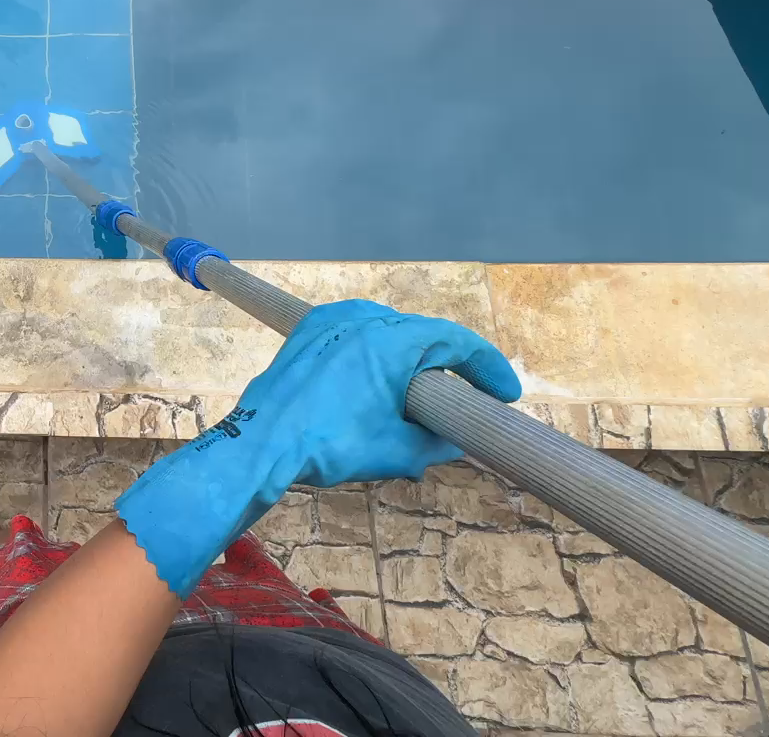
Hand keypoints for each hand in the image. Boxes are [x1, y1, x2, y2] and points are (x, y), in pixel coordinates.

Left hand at [115, 299, 520, 594]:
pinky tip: (380, 376)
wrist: (262, 443)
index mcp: (387, 338)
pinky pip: (354, 331)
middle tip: (471, 393)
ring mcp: (327, 322)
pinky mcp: (306, 333)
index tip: (505, 394)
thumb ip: (436, 441)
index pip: (454, 339)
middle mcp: (358, 319)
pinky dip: (376, 348)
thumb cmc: (331, 444)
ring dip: (410, 353)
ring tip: (426, 387)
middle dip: (449, 361)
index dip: (487, 366)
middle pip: (420, 331)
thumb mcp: (400, 450)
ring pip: (385, 328)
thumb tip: (450, 439)